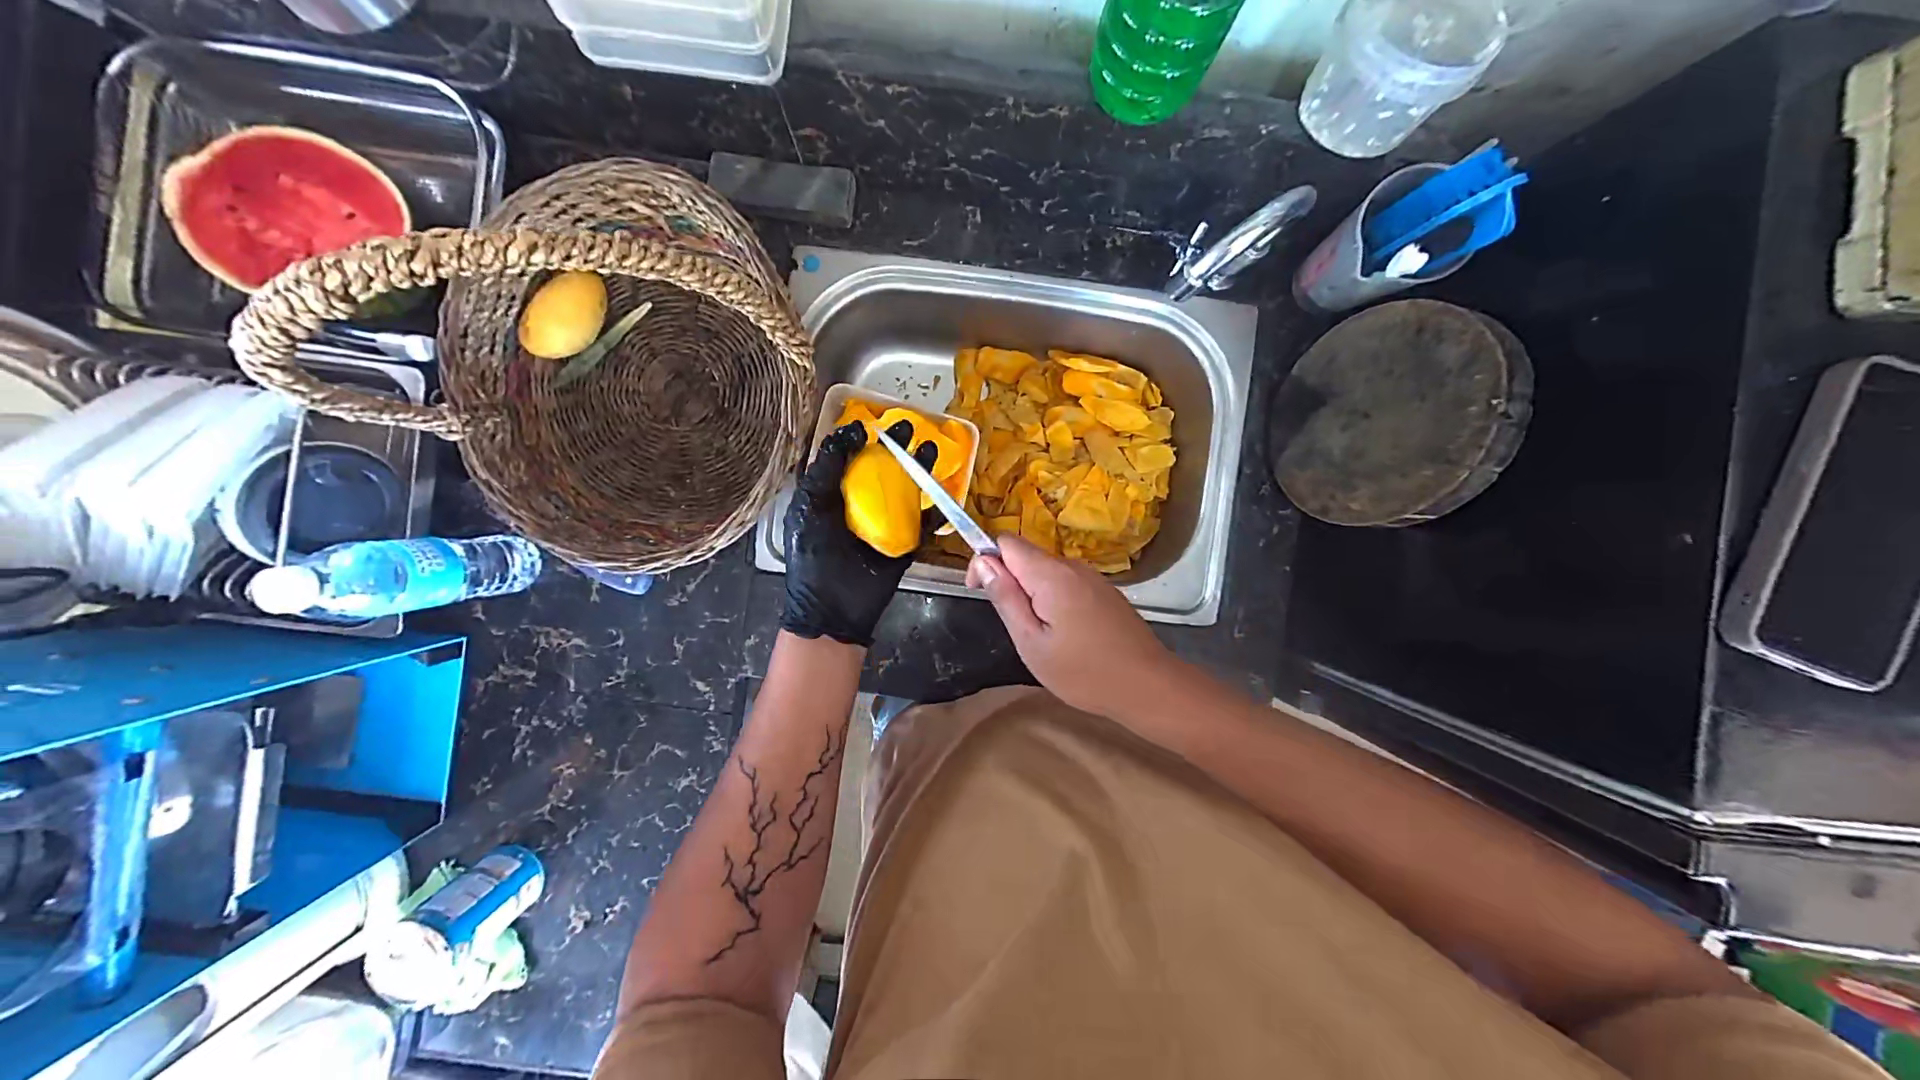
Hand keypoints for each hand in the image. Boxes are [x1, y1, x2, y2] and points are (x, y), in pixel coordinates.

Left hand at [781, 420, 937, 646]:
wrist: (833, 608)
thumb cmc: (815, 555)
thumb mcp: (811, 507)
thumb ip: (825, 469)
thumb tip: (845, 434)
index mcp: (834, 495)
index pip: (849, 459)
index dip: (859, 438)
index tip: (871, 424)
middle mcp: (861, 505)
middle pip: (883, 468)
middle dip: (896, 447)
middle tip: (907, 428)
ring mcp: (885, 524)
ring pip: (908, 490)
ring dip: (921, 470)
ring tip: (930, 450)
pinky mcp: (904, 544)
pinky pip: (923, 524)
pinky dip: (936, 511)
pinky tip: (944, 496)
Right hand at [966, 535, 1188, 719]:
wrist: (1147, 685)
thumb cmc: (1083, 672)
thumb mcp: (1031, 642)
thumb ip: (1005, 598)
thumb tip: (983, 563)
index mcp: (1051, 574)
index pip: (1006, 542)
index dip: (986, 561)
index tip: (982, 592)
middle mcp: (1072, 566)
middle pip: (1027, 555)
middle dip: (1010, 581)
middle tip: (1016, 626)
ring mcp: (1093, 577)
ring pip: (1047, 571)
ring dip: (1033, 593)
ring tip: (1042, 635)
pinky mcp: (1105, 591)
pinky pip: (1067, 583)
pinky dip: (1055, 599)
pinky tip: (1066, 634)